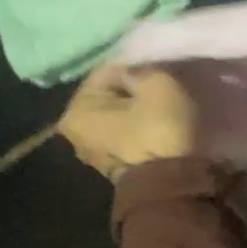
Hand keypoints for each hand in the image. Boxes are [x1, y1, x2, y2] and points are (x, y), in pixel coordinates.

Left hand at [59, 66, 198, 180]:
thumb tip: (140, 71)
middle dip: (140, 88)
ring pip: (122, 114)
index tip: (167, 70)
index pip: (108, 71)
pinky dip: (145, 126)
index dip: (141, 65)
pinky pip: (129, 132)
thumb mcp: (161, 86)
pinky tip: (164, 125)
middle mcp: (74, 131)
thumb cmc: (160, 130)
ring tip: (171, 107)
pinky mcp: (115, 164)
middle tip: (171, 87)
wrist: (172, 182)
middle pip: (113, 94)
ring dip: (144, 108)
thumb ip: (147, 69)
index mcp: (76, 111)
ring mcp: (92, 151)